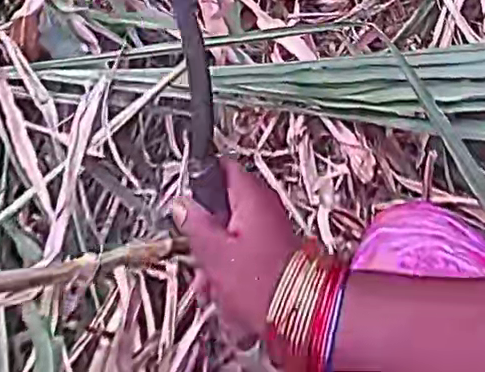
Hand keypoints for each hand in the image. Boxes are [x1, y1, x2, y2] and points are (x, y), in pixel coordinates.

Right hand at [169, 161, 300, 339]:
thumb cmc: (263, 284)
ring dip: (218, 265)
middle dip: (207, 240)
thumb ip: (195, 225)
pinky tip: (231, 303)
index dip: (201, 183)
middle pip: (223, 210)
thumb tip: (182, 204)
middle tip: (202, 263)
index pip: (222, 168)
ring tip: (215, 292)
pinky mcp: (274, 254)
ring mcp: (271, 230)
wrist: (302, 317)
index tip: (187, 205)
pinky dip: (234, 278)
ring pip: (231, 238)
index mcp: (250, 195)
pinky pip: (245, 258)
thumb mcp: (216, 253)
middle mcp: (263, 206)